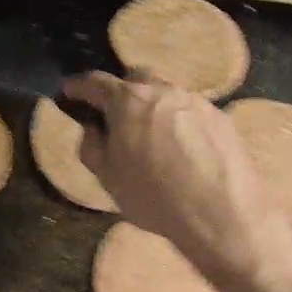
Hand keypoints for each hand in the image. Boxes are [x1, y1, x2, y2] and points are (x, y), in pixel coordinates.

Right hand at [63, 71, 291, 289]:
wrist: (222, 214)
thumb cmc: (154, 197)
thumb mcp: (108, 178)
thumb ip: (92, 147)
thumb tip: (93, 128)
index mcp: (128, 102)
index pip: (95, 82)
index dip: (78, 86)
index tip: (68, 91)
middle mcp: (163, 91)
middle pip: (136, 78)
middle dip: (120, 89)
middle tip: (113, 114)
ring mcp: (196, 102)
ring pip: (166, 93)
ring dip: (152, 106)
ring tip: (148, 135)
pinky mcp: (221, 118)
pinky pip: (190, 111)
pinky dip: (177, 122)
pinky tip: (180, 150)